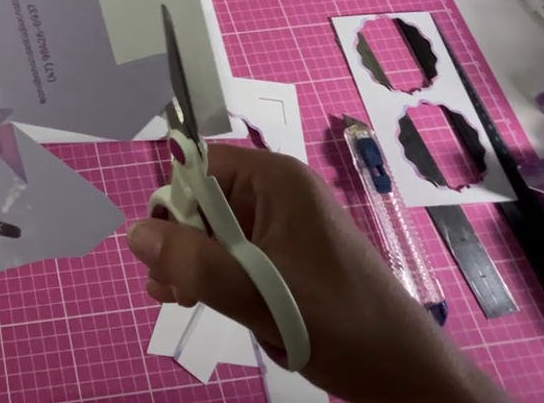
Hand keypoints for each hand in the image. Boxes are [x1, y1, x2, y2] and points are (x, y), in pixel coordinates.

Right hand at [125, 145, 507, 402]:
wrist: (409, 377)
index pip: (199, 167)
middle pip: (203, 198)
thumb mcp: (257, 293)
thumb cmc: (339, 324)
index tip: (161, 251)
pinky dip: (215, 272)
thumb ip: (193, 262)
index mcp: (274, 180)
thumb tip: (134, 233)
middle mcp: (277, 192)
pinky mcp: (287, 253)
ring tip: (180, 298)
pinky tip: (201, 297)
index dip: (173, 204)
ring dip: (194, 261)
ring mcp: (283, 222)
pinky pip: (235, 250)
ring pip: (214, 228)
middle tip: (168, 288)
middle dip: (180, 240)